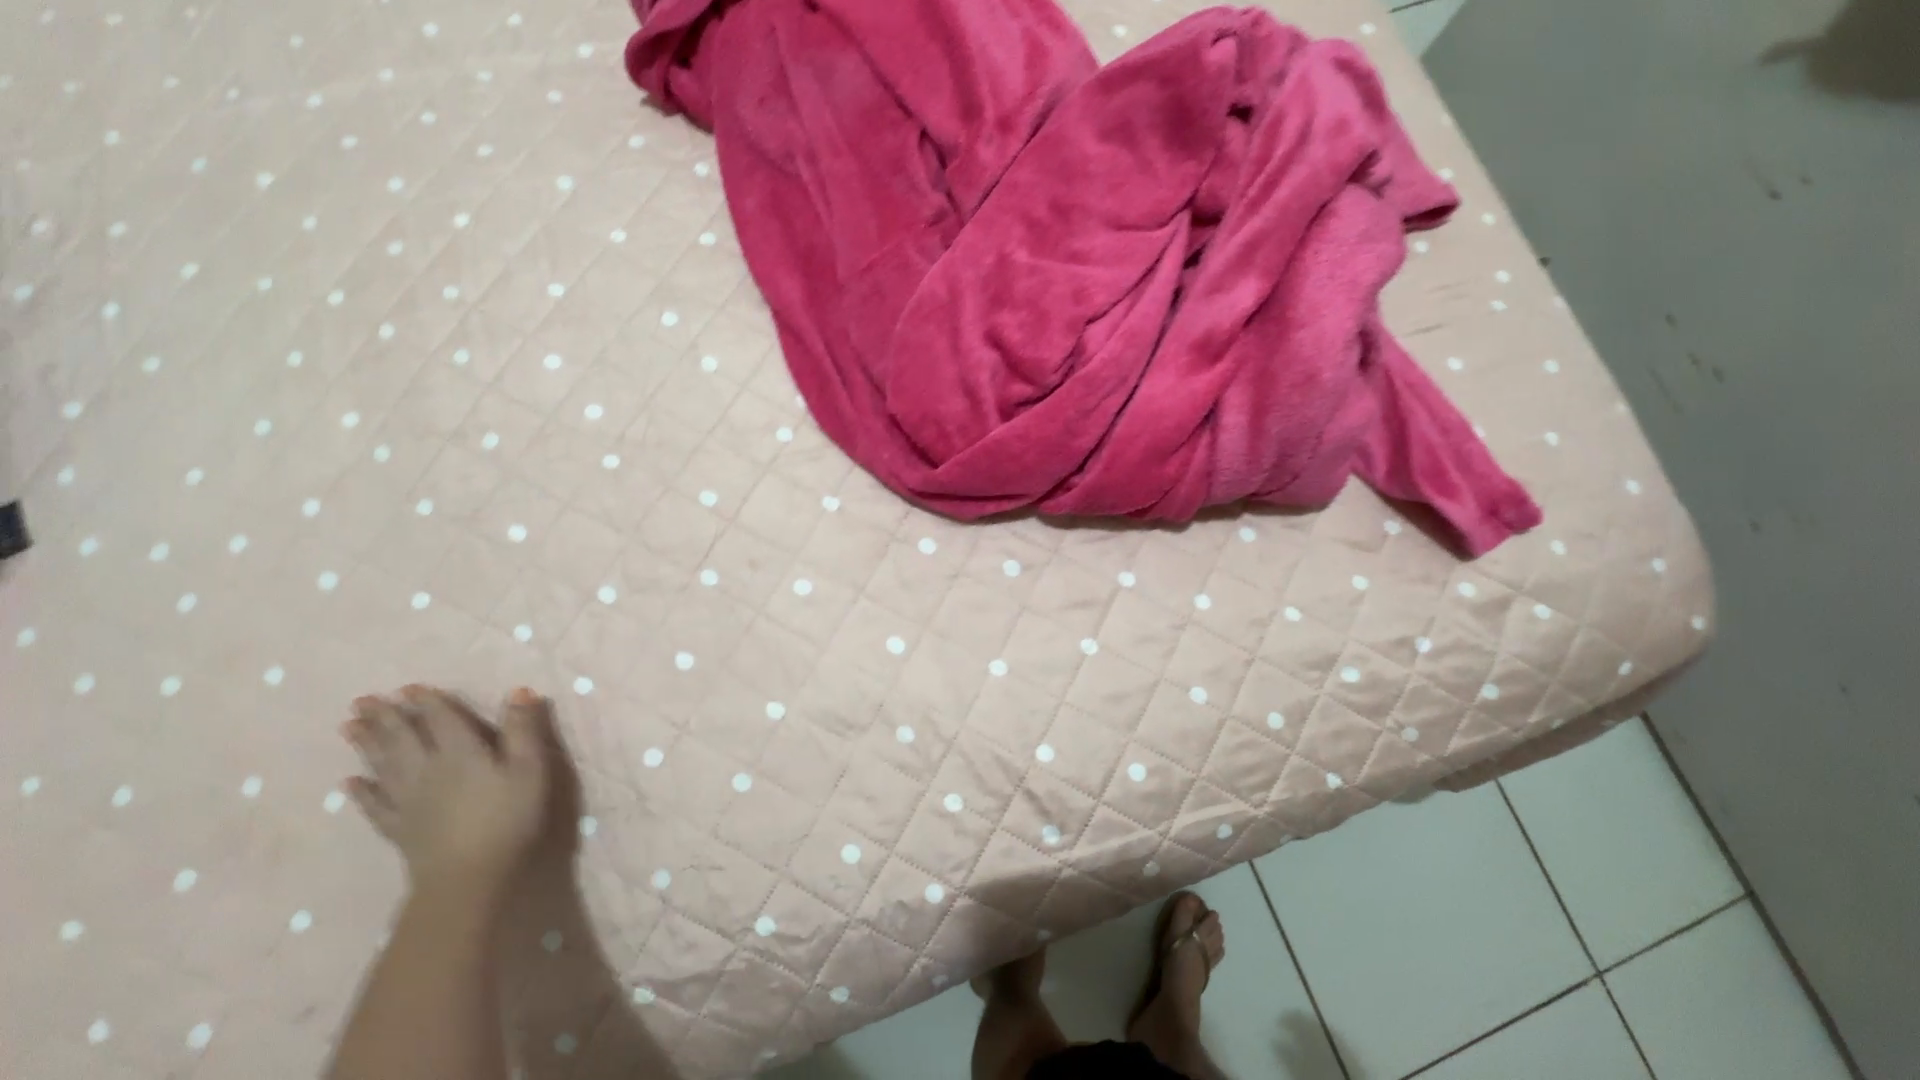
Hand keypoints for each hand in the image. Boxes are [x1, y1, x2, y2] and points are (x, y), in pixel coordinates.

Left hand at [342, 686, 553, 899]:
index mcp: (459, 752)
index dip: (426, 701)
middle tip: (361, 700)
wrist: (468, 876)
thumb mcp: (530, 769)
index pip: (440, 718)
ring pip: (382, 765)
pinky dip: (361, 792)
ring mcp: (407, 800)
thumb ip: (523, 730)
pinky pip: (374, 805)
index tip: (409, 687)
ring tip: (348, 727)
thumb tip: (519, 690)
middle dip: (383, 717)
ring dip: (365, 744)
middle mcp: (426, 769)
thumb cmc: (507, 818)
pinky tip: (349, 783)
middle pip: (401, 737)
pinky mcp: (398, 828)